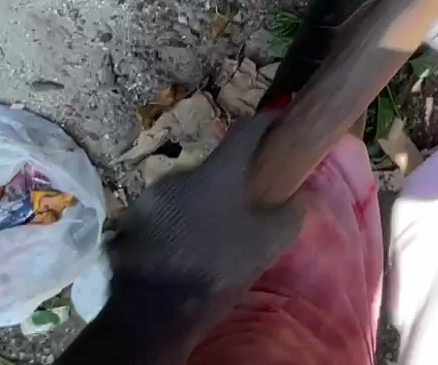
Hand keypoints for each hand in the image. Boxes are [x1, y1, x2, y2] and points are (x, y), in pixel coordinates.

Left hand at [108, 111, 305, 301]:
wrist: (151, 315)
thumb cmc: (217, 268)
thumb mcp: (268, 243)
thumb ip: (292, 212)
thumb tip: (306, 194)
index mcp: (220, 170)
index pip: (246, 128)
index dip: (265, 122)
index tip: (277, 124)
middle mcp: (183, 173)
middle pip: (214, 164)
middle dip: (227, 178)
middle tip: (240, 202)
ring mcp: (152, 197)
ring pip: (185, 189)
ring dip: (197, 201)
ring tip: (207, 230)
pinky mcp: (130, 223)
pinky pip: (162, 212)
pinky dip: (174, 221)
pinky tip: (181, 246)